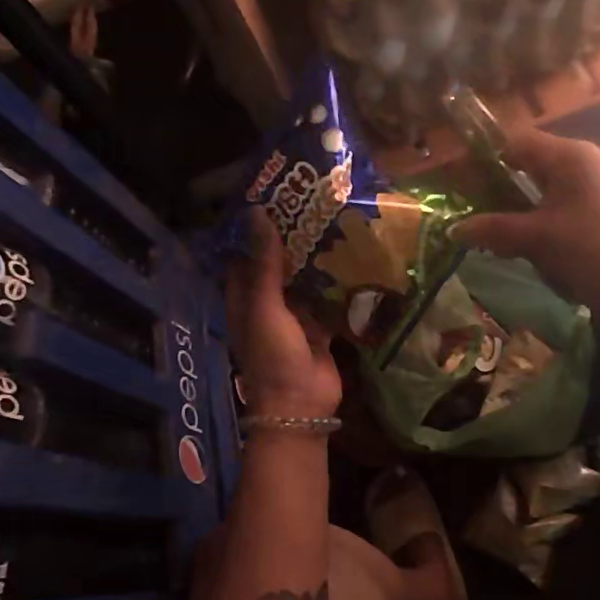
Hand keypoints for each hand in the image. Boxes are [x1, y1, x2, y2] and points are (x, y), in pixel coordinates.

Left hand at [226, 211, 341, 419]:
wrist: (302, 404)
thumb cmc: (274, 356)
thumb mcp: (265, 307)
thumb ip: (264, 264)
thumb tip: (256, 213)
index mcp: (245, 298)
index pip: (245, 255)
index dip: (255, 228)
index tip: (275, 195)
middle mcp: (267, 304)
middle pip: (277, 264)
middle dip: (293, 239)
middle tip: (316, 201)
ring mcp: (295, 316)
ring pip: (304, 281)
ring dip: (317, 259)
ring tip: (338, 220)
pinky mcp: (320, 328)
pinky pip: (328, 300)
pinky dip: (338, 284)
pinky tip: (355, 258)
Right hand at [451, 130, 599, 313]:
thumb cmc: (591, 249)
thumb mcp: (535, 238)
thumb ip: (492, 229)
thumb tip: (453, 229)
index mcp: (569, 157)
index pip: (516, 142)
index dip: (484, 159)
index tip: (457, 183)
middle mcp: (581, 166)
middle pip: (526, 168)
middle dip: (494, 191)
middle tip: (465, 214)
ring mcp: (590, 193)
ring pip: (537, 195)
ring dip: (511, 214)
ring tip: (485, 237)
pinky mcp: (594, 218)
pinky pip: (552, 214)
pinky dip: (531, 228)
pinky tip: (516, 250)